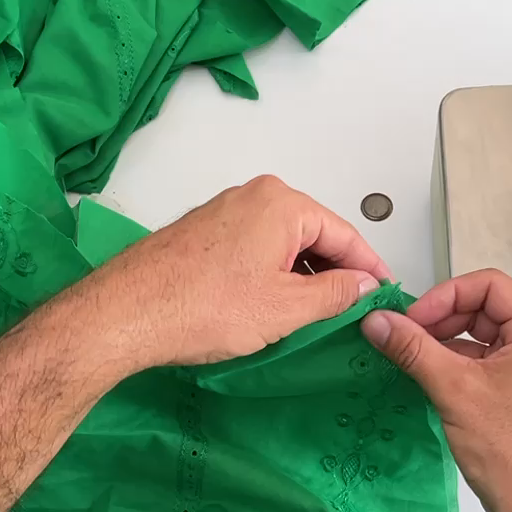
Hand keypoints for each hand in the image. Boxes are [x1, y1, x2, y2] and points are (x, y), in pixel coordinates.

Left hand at [66, 176, 391, 370]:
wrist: (128, 314)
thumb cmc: (205, 308)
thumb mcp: (287, 308)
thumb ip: (336, 294)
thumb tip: (363, 285)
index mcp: (282, 203)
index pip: (345, 234)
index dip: (369, 269)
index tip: (384, 294)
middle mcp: (254, 196)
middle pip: (314, 235)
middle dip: (335, 273)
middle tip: (350, 311)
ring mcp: (226, 211)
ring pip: (284, 243)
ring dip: (303, 276)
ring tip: (313, 316)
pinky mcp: (206, 233)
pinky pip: (257, 248)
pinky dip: (274, 274)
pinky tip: (273, 304)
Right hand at [360, 269, 511, 511]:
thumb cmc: (504, 447)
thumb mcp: (453, 390)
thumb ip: (412, 349)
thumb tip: (374, 320)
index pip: (488, 284)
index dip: (444, 296)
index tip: (410, 321)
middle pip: (483, 307)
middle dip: (441, 319)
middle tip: (404, 339)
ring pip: (480, 335)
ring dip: (444, 342)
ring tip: (409, 356)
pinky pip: (483, 360)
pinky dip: (454, 363)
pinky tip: (426, 374)